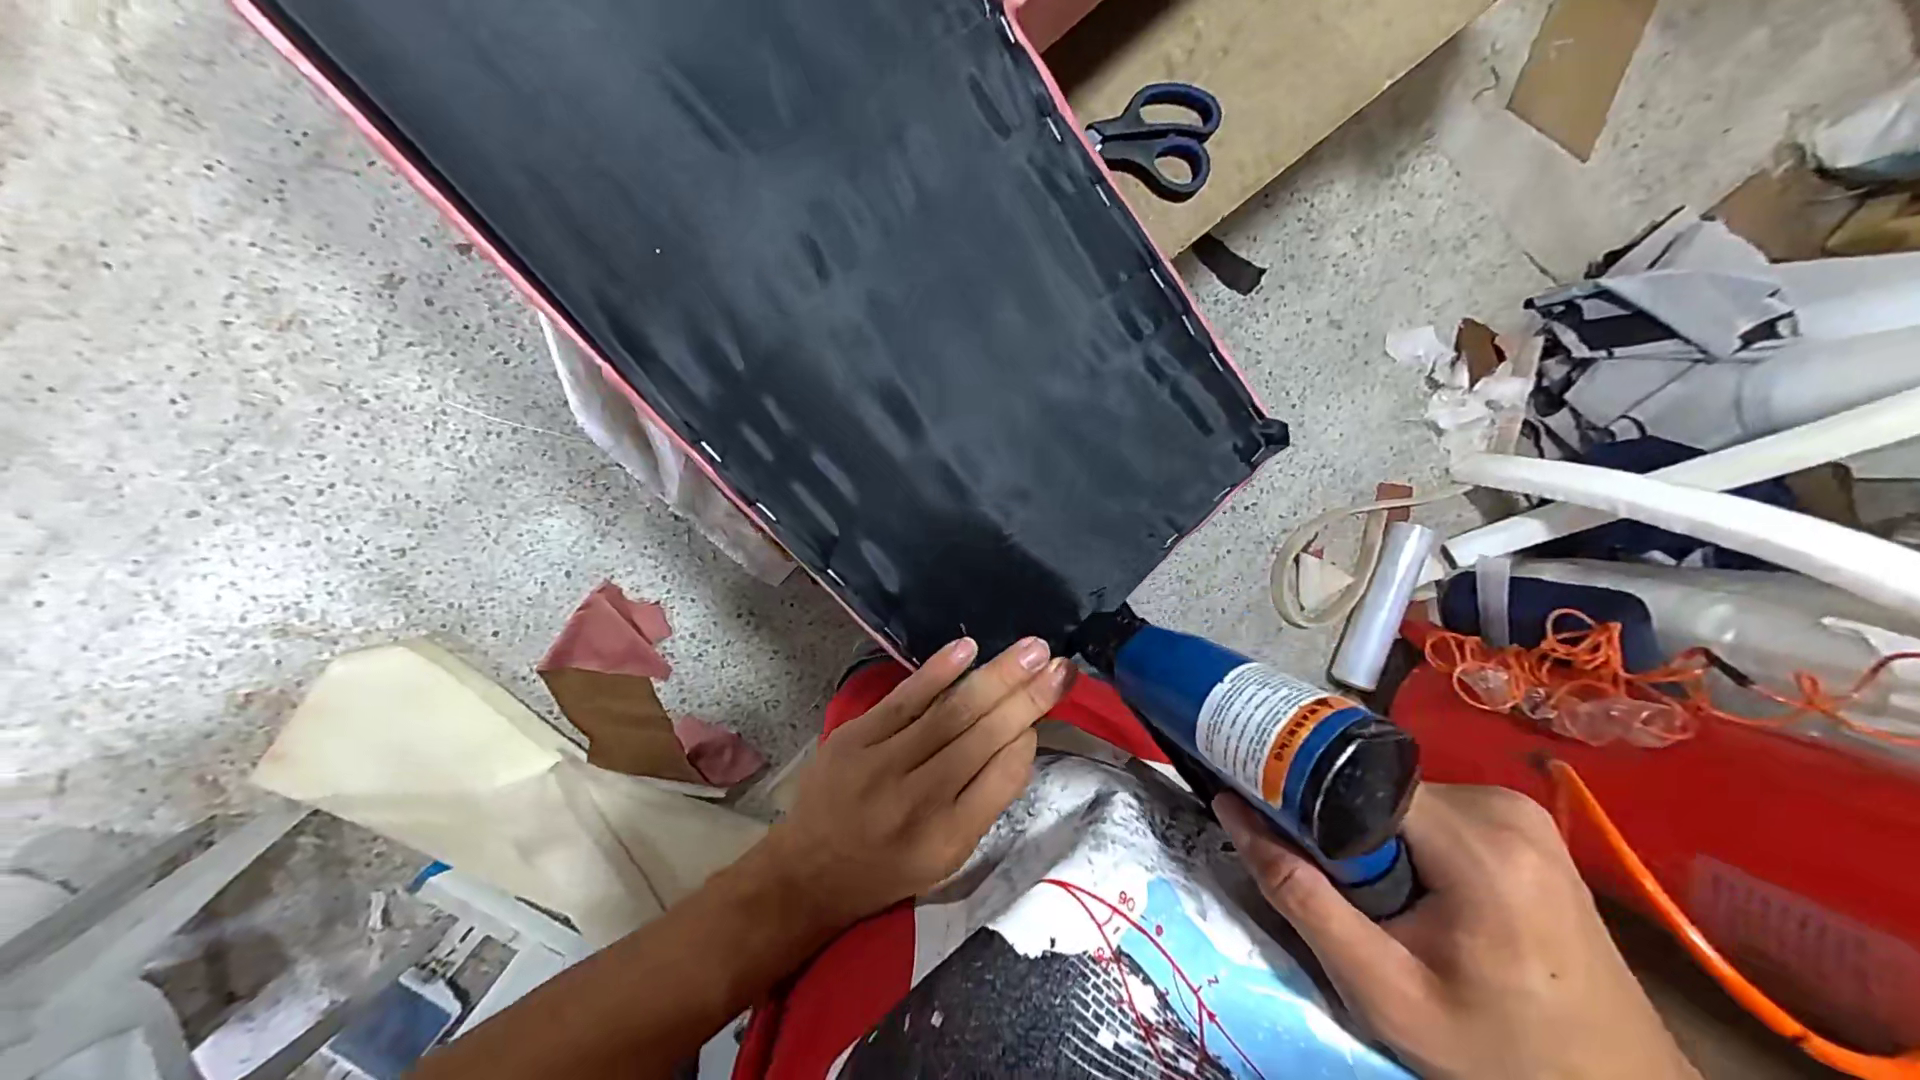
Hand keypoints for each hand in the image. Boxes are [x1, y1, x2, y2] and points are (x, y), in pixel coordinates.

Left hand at [760, 636, 1074, 929]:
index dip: (1028, 736)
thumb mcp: (946, 857)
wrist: (808, 870)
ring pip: (949, 712)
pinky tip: (968, 648)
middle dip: (1026, 697)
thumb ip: (985, 801)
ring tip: (1032, 650)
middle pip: (980, 736)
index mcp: (947, 838)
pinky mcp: (854, 737)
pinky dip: (937, 671)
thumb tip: (1020, 737)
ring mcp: (881, 764)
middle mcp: (917, 800)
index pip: (1000, 777)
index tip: (1050, 700)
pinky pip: (904, 698)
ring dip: (995, 676)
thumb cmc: (888, 867)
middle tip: (1060, 664)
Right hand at [1215, 784, 1699, 1079]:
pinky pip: (1430, 808)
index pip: (1354, 778)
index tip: (1271, 825)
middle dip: (1337, 828)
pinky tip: (1411, 892)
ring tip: (1372, 897)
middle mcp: (1504, 806)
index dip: (1302, 795)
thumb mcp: (1380, 990)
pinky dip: (1402, 839)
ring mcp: (1520, 811)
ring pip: (1396, 796)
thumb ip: (1299, 896)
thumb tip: (1230, 808)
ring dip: (1367, 835)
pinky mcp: (1523, 824)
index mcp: (1479, 843)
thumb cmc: (1497, 1051)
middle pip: (1374, 787)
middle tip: (1327, 883)